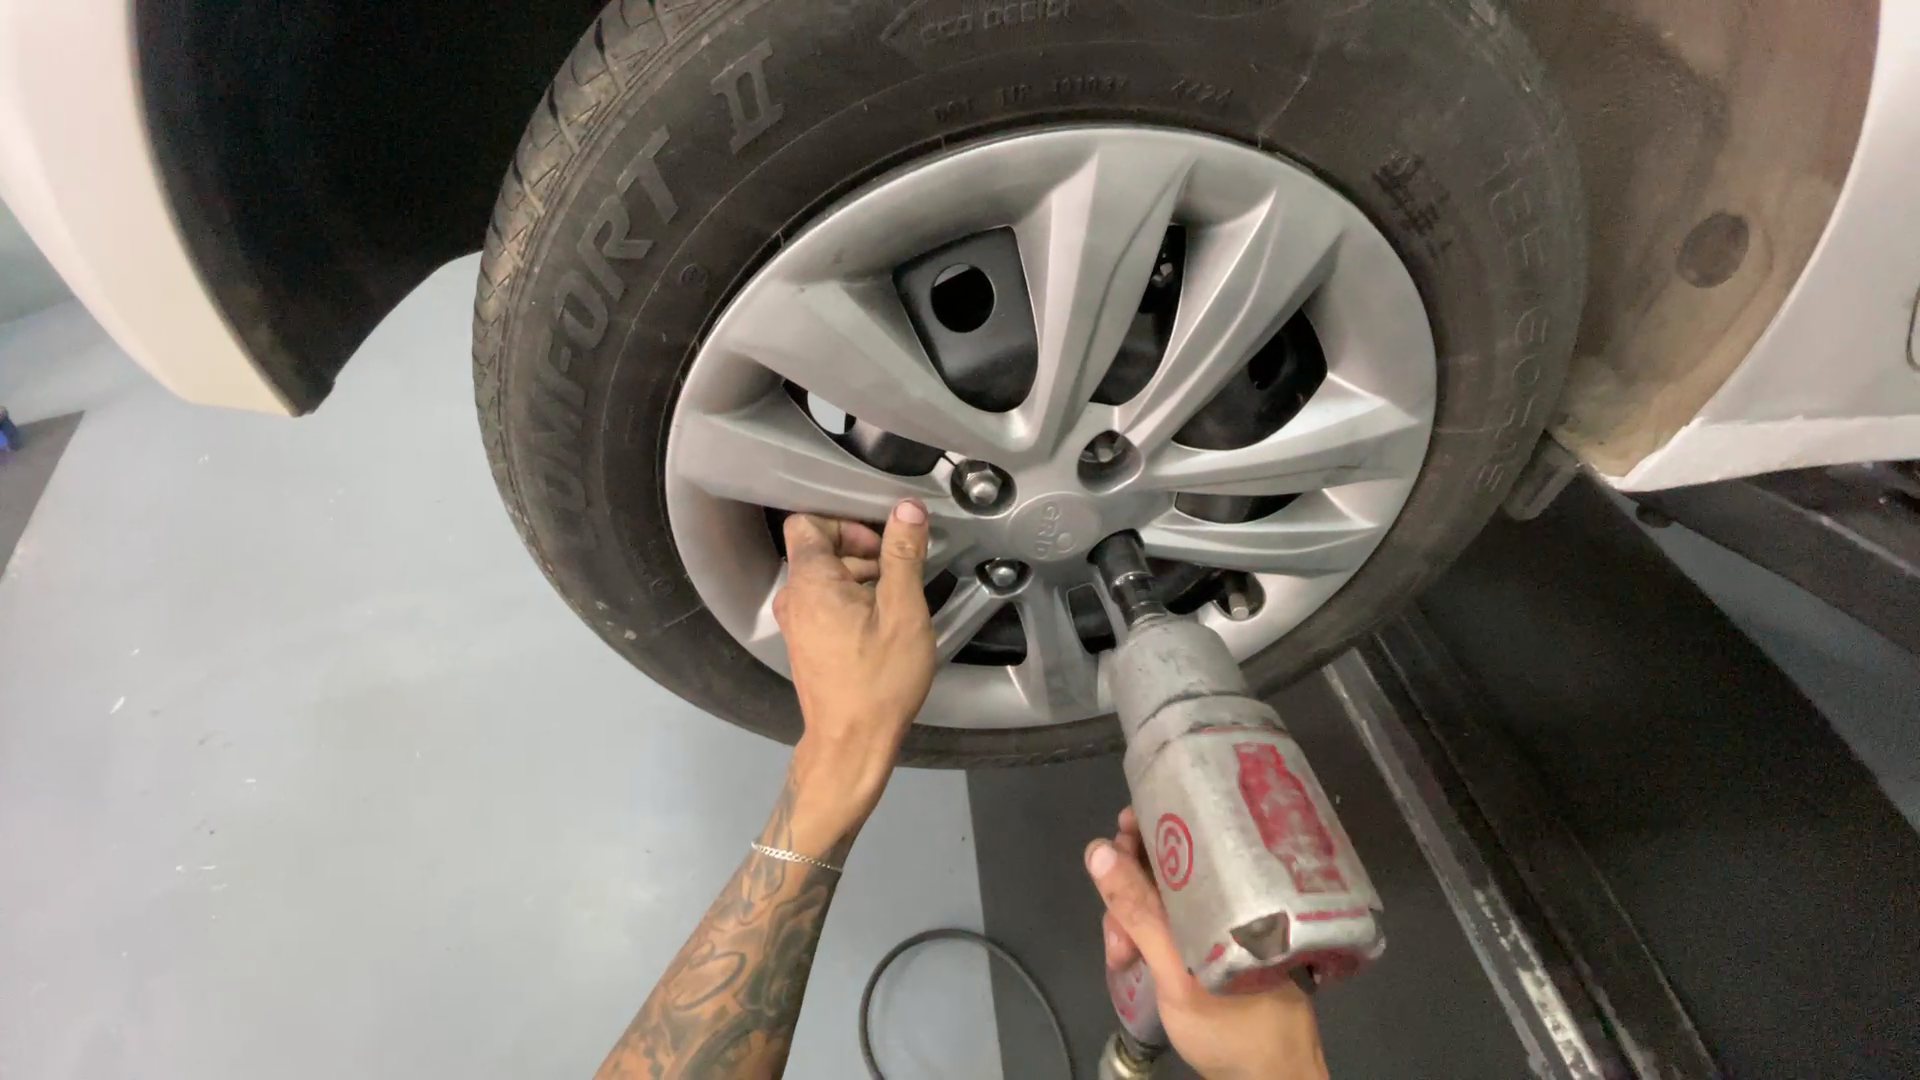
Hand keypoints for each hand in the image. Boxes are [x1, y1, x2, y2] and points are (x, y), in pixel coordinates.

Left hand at [772, 500, 935, 852]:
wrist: (852, 744)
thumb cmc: (879, 679)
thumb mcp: (903, 611)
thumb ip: (903, 555)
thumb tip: (907, 508)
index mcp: (809, 581)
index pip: (806, 522)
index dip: (845, 523)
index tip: (880, 545)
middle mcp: (793, 597)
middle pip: (820, 549)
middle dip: (862, 553)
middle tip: (899, 576)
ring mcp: (795, 623)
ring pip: (825, 578)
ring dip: (861, 579)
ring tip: (896, 605)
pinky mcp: (805, 643)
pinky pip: (824, 604)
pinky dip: (851, 603)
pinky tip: (882, 627)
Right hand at [1087, 808, 1328, 1079]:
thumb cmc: (1231, 1025)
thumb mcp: (1177, 970)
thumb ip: (1138, 911)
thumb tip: (1098, 850)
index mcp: (1232, 893)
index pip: (1188, 837)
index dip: (1150, 827)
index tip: (1121, 830)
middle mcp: (1226, 901)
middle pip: (1164, 867)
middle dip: (1127, 886)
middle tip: (1113, 922)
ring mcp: (1216, 926)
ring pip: (1159, 897)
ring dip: (1129, 918)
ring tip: (1119, 955)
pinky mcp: (1208, 950)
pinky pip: (1166, 923)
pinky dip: (1142, 935)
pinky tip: (1130, 957)